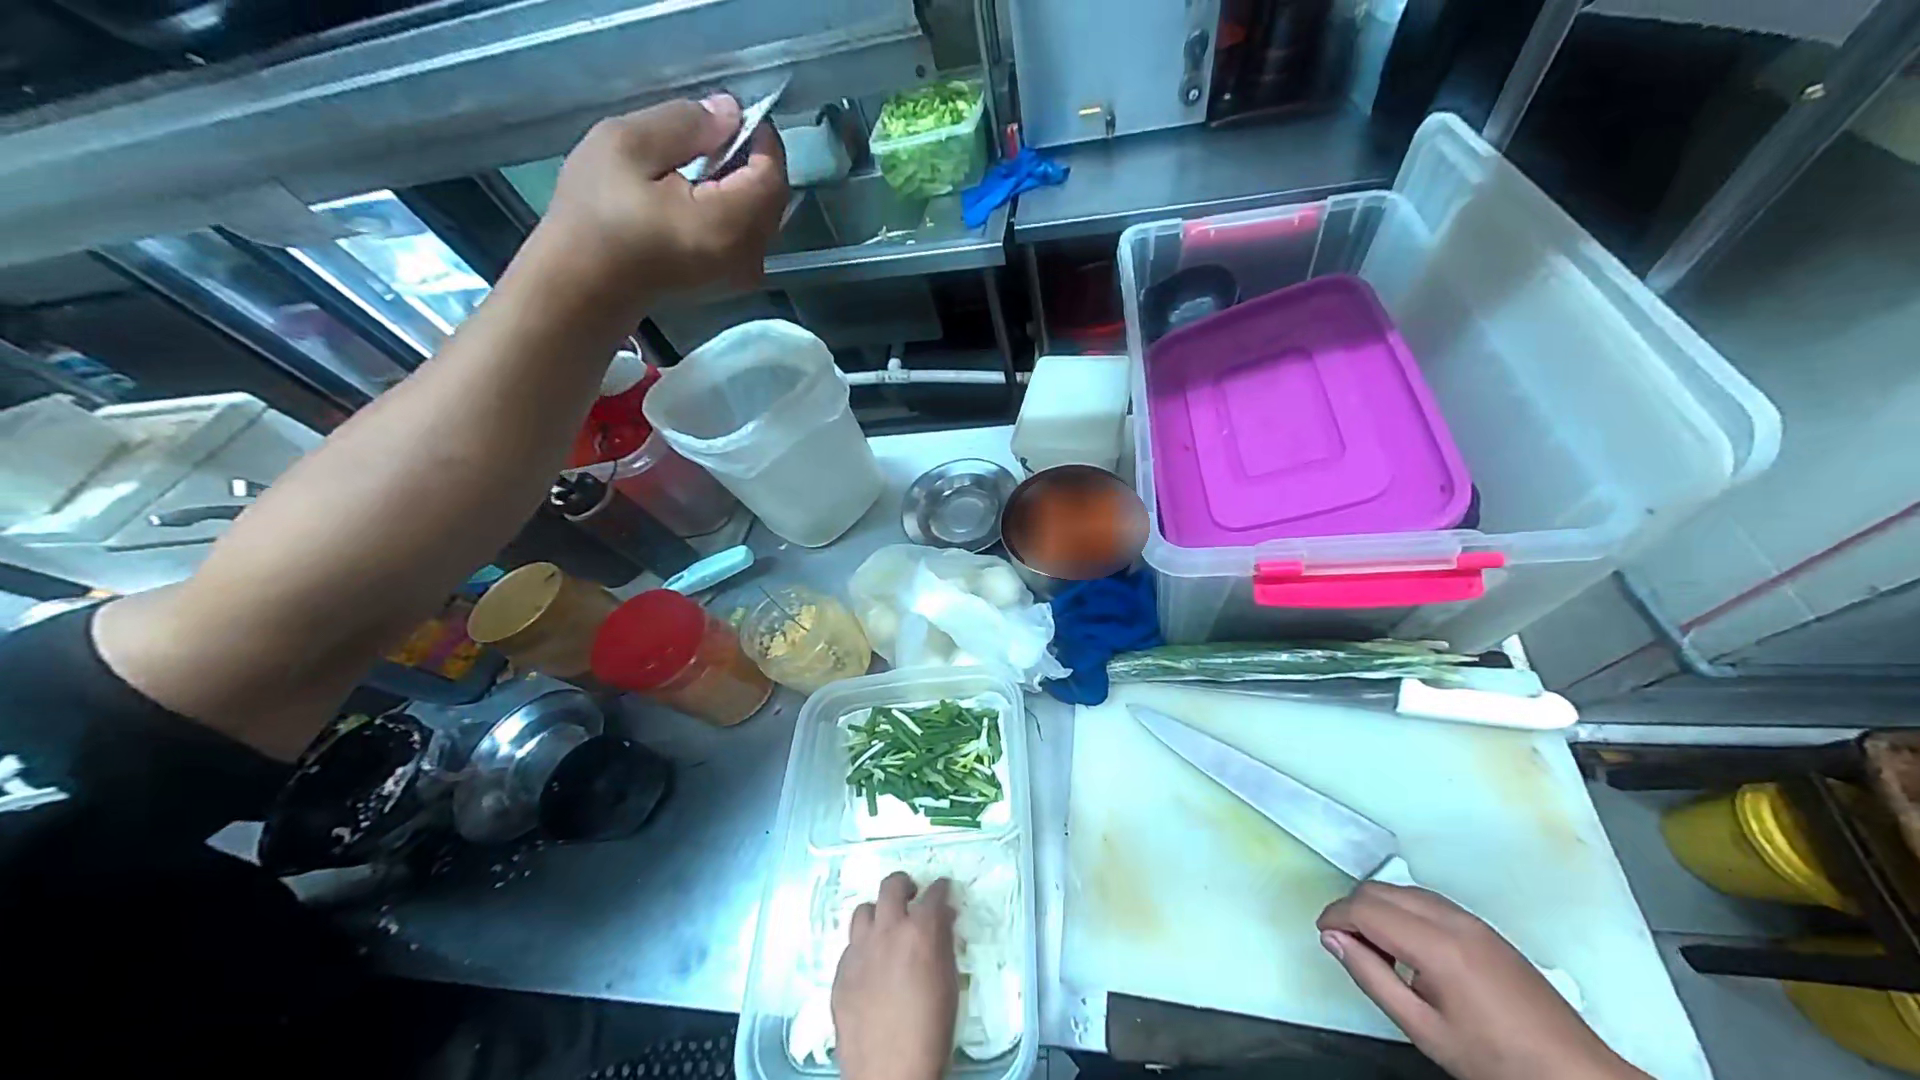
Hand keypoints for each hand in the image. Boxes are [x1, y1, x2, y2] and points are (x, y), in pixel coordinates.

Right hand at [518, 95, 788, 322]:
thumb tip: (730, 113)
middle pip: (773, 198)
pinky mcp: (729, 282)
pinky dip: (734, 207)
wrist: (585, 285)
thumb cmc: (596, 216)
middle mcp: (749, 257)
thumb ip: (687, 123)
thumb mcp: (628, 145)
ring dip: (742, 184)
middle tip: (712, 135)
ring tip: (700, 162)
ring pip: (763, 216)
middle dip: (752, 160)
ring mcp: (742, 275)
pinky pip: (748, 234)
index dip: (762, 139)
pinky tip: (699, 194)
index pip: (773, 175)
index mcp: (730, 225)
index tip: (734, 114)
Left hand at [832, 872, 959, 1079]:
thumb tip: (942, 920)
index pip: (933, 893)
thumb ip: (943, 943)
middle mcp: (887, 932)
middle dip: (904, 884)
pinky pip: (851, 945)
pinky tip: (871, 964)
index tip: (942, 889)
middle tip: (911, 896)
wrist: (890, 1075)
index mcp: (919, 932)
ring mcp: (859, 950)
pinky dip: (863, 946)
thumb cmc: (931, 1032)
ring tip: (885, 927)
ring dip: (878, 913)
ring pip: (863, 910)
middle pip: (891, 886)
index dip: (940, 888)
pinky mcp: (840, 972)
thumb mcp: (949, 983)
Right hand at [1317, 883, 1647, 1079]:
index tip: (1325, 937)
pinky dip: (1403, 911)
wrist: (1576, 1076)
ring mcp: (1472, 920)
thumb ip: (1371, 977)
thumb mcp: (1423, 1029)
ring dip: (1378, 908)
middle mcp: (1453, 919)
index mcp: (1437, 945)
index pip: (1366, 908)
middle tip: (1347, 946)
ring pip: (1402, 890)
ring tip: (1376, 950)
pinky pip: (1427, 901)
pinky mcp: (1484, 927)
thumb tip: (1333, 939)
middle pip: (1380, 890)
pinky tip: (1408, 948)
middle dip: (1353, 909)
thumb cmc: (1496, 1060)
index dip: (1335, 917)